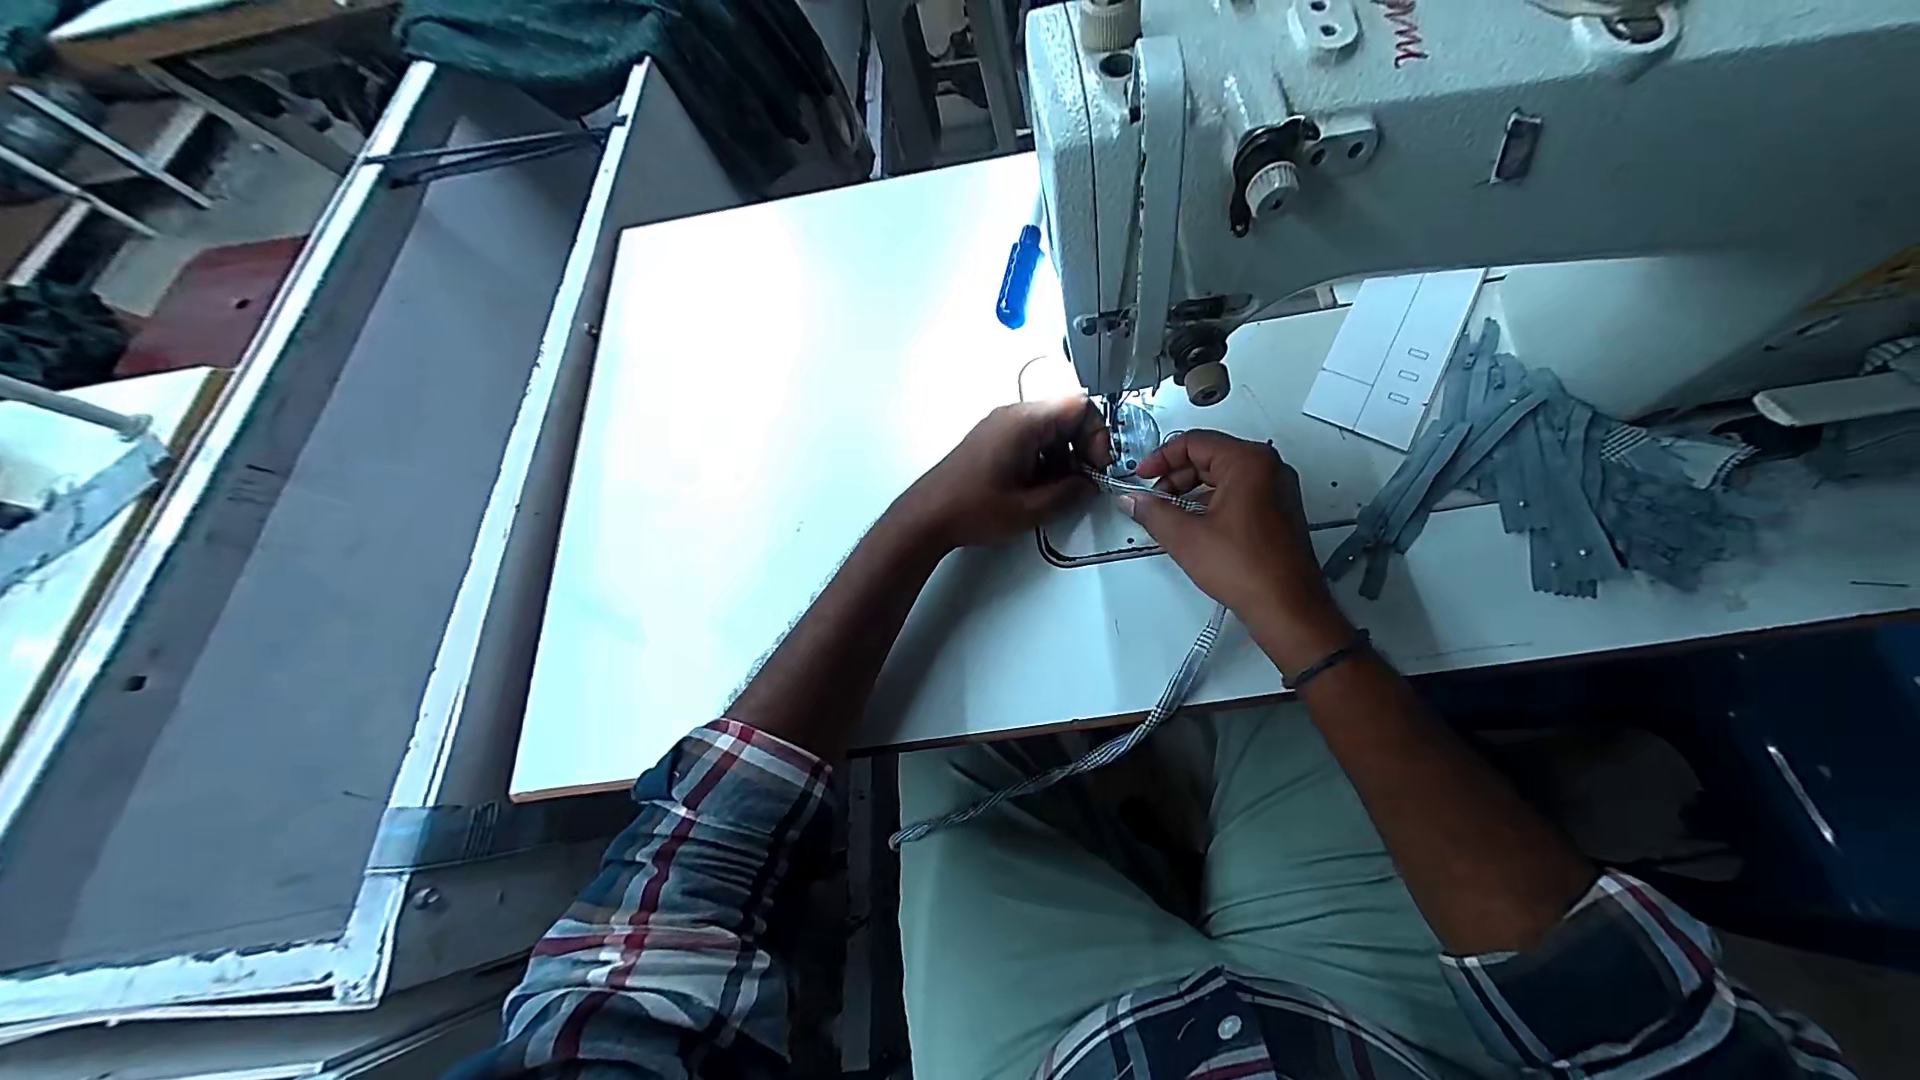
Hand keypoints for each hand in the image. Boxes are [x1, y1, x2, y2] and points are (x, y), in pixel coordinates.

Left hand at [892, 396, 1112, 550]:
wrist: (927, 517)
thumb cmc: (968, 509)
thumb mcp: (1030, 508)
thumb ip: (1069, 493)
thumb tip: (1089, 484)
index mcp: (1024, 422)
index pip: (1079, 406)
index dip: (1098, 435)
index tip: (1098, 464)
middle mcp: (1011, 416)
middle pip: (1066, 416)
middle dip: (1082, 447)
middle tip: (1084, 480)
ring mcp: (1000, 426)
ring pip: (1049, 429)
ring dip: (1063, 456)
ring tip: (1058, 489)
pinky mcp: (992, 439)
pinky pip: (1030, 438)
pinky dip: (1044, 458)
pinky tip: (1038, 486)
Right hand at [1120, 431, 1352, 670]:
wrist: (1286, 606)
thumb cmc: (1252, 571)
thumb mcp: (1185, 537)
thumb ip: (1152, 512)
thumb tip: (1135, 501)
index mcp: (1249, 463)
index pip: (1195, 442)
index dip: (1161, 458)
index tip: (1144, 474)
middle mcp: (1269, 469)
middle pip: (1209, 456)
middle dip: (1175, 475)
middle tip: (1153, 496)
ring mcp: (1277, 490)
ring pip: (1222, 475)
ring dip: (1191, 490)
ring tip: (1169, 514)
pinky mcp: (1277, 511)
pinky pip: (1237, 492)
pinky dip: (1210, 502)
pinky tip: (1193, 525)